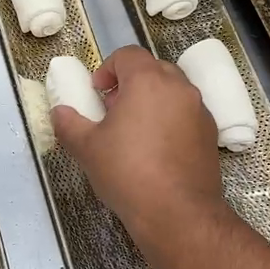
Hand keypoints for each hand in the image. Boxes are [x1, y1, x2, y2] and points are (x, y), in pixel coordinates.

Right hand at [51, 45, 224, 236]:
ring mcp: (199, 111)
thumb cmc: (127, 172)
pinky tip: (155, 150)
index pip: (128, 55)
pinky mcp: (209, 135)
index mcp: (148, 82)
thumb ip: (69, 124)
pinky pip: (186, 115)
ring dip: (151, 101)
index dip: (107, 69)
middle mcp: (179, 88)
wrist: (176, 212)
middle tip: (112, 109)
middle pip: (153, 69)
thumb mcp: (86, 148)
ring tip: (133, 131)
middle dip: (130, 83)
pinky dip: (169, 121)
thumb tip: (59, 112)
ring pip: (172, 92)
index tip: (96, 92)